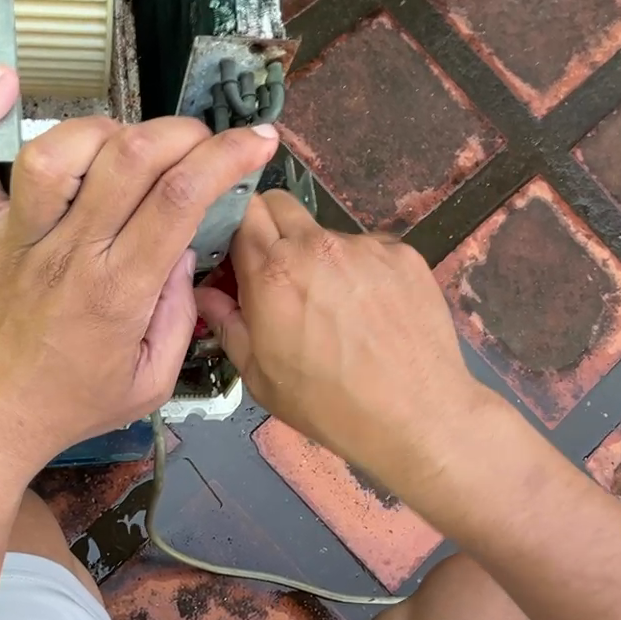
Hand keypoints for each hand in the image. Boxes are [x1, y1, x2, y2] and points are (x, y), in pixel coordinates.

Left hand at [0, 67, 279, 483]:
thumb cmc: (75, 408)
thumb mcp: (151, 383)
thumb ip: (179, 319)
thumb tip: (184, 251)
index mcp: (117, 294)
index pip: (179, 201)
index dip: (226, 158)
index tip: (255, 142)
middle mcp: (69, 254)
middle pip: (128, 160)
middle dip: (181, 135)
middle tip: (201, 145)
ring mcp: (19, 239)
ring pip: (56, 152)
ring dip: (105, 129)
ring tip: (129, 146)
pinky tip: (4, 81)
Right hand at [194, 191, 494, 486]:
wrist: (413, 415)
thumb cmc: (326, 405)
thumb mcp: (259, 377)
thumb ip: (229, 325)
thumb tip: (206, 293)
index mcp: (272, 273)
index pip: (240, 213)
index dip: (233, 229)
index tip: (234, 255)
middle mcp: (317, 246)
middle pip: (279, 204)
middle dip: (268, 227)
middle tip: (275, 273)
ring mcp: (364, 246)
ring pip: (325, 232)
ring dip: (318, 257)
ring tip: (334, 309)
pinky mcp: (403, 254)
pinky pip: (367, 250)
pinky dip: (359, 272)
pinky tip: (369, 313)